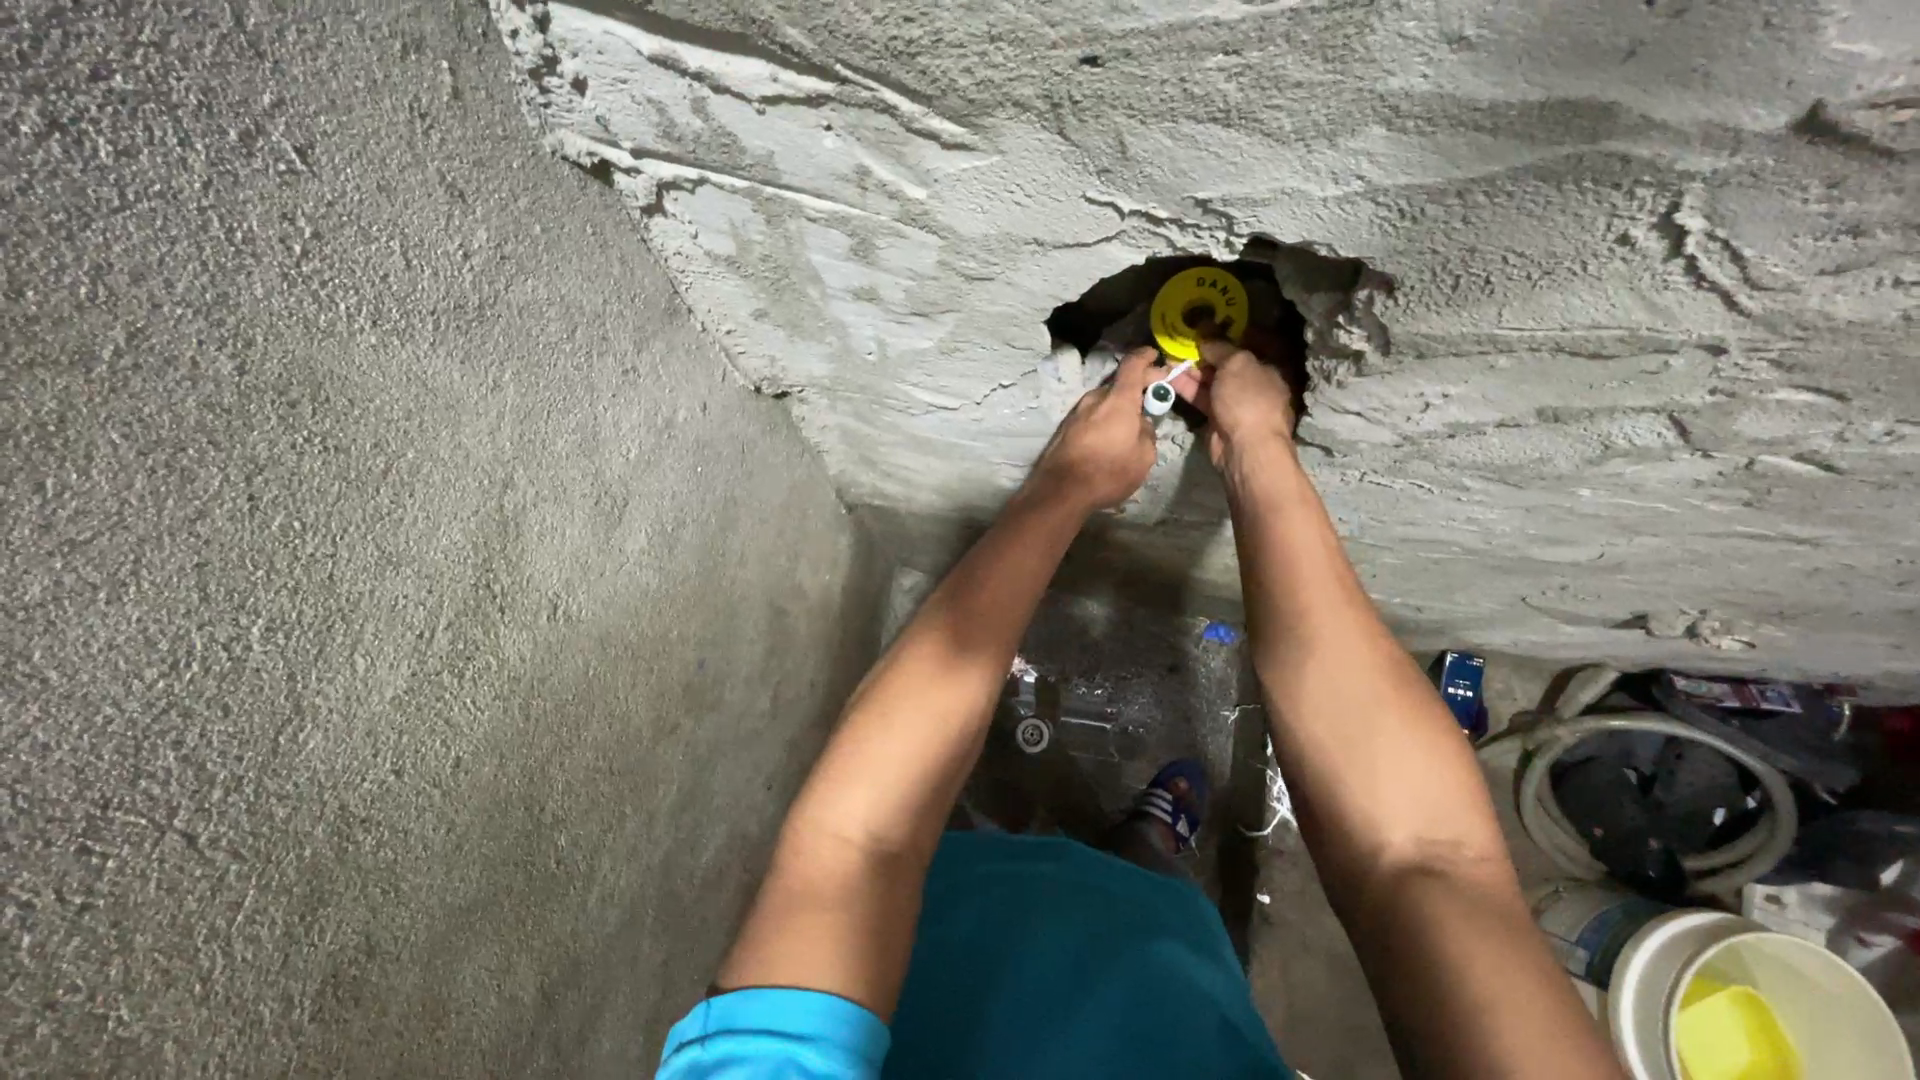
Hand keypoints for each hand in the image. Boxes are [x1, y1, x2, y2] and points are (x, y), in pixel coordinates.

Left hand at [1030, 347, 1160, 510]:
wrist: (1061, 491)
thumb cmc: (1108, 472)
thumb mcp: (1144, 456)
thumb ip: (1148, 433)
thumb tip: (1143, 423)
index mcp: (1118, 400)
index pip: (1132, 365)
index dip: (1146, 357)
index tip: (1155, 356)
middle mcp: (1095, 399)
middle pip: (1119, 383)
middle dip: (1138, 385)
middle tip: (1152, 397)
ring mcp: (1077, 412)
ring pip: (1104, 400)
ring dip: (1120, 404)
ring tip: (1133, 420)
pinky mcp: (1066, 427)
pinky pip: (1092, 414)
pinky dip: (1105, 416)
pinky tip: (1111, 434)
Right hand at [1171, 337, 1297, 467]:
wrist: (1245, 447)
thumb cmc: (1248, 398)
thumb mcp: (1237, 363)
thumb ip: (1220, 348)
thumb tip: (1206, 338)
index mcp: (1267, 367)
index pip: (1247, 346)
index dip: (1227, 335)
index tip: (1205, 326)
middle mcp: (1252, 383)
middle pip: (1225, 363)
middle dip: (1204, 352)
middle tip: (1181, 340)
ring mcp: (1234, 403)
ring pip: (1210, 381)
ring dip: (1190, 369)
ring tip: (1168, 356)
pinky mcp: (1217, 418)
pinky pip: (1200, 398)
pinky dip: (1186, 387)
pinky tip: (1168, 376)